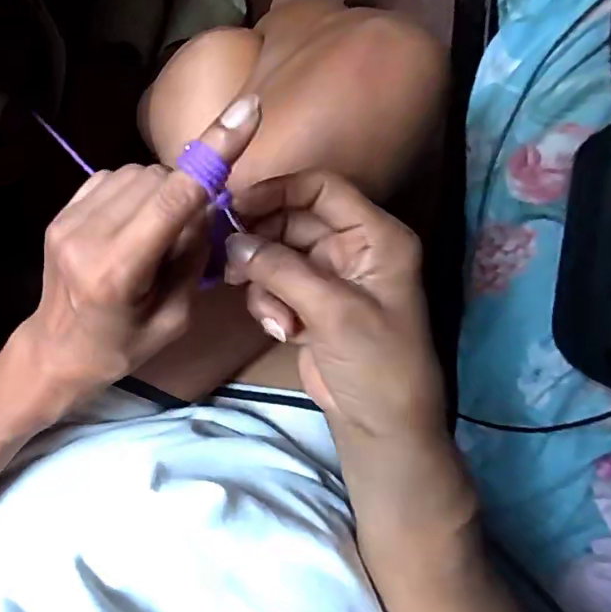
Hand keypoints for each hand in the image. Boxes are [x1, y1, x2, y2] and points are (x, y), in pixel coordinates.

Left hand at [12, 94, 262, 398]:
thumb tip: (205, 200)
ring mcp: (67, 222)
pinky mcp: (59, 214)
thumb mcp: (173, 318)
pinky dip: (131, 192)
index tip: (246, 112)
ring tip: (149, 235)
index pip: (172, 200)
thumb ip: (192, 256)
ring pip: (134, 173)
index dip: (213, 153)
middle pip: (156, 179)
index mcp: (118, 271)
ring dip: (157, 192)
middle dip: (182, 194)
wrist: (55, 349)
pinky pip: (110, 177)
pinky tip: (127, 224)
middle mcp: (86, 237)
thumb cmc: (120, 347)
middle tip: (180, 236)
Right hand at [223, 171, 444, 442]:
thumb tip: (232, 242)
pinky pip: (271, 282)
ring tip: (272, 315)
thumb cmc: (375, 362)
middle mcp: (350, 247)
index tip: (234, 207)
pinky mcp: (307, 300)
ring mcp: (327, 274)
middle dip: (260, 243)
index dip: (277, 191)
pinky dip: (267, 302)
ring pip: (274, 253)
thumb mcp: (331, 311)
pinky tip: (281, 330)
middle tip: (230, 263)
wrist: (379, 423)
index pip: (322, 188)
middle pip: (290, 219)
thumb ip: (280, 269)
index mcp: (374, 237)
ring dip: (262, 281)